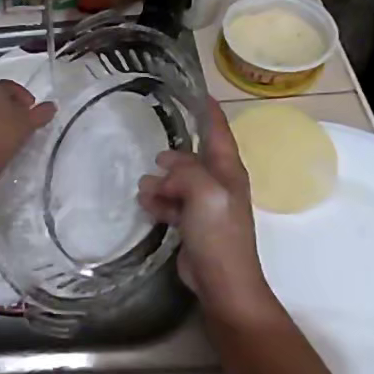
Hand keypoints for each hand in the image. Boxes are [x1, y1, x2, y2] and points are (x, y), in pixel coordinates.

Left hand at [0, 80, 55, 179]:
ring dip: (5, 112)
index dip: (25, 95)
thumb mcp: (29, 123)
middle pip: (1, 95)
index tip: (33, 108)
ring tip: (17, 126)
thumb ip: (43, 112)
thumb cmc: (5, 135)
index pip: (11, 85)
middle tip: (27, 116)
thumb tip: (52, 106)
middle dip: (15, 103)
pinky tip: (4, 133)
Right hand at [138, 101, 277, 320]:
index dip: (209, 111)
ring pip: (178, 181)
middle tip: (152, 153)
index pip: (219, 132)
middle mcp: (219, 183)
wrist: (222, 282)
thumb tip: (165, 166)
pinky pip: (172, 203)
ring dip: (161, 183)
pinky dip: (159, 202)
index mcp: (228, 170)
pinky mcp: (192, 224)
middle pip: (193, 157)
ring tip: (145, 188)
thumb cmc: (219, 234)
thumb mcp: (205, 193)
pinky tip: (145, 205)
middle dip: (173, 156)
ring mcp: (205, 205)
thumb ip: (186, 171)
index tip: (196, 92)